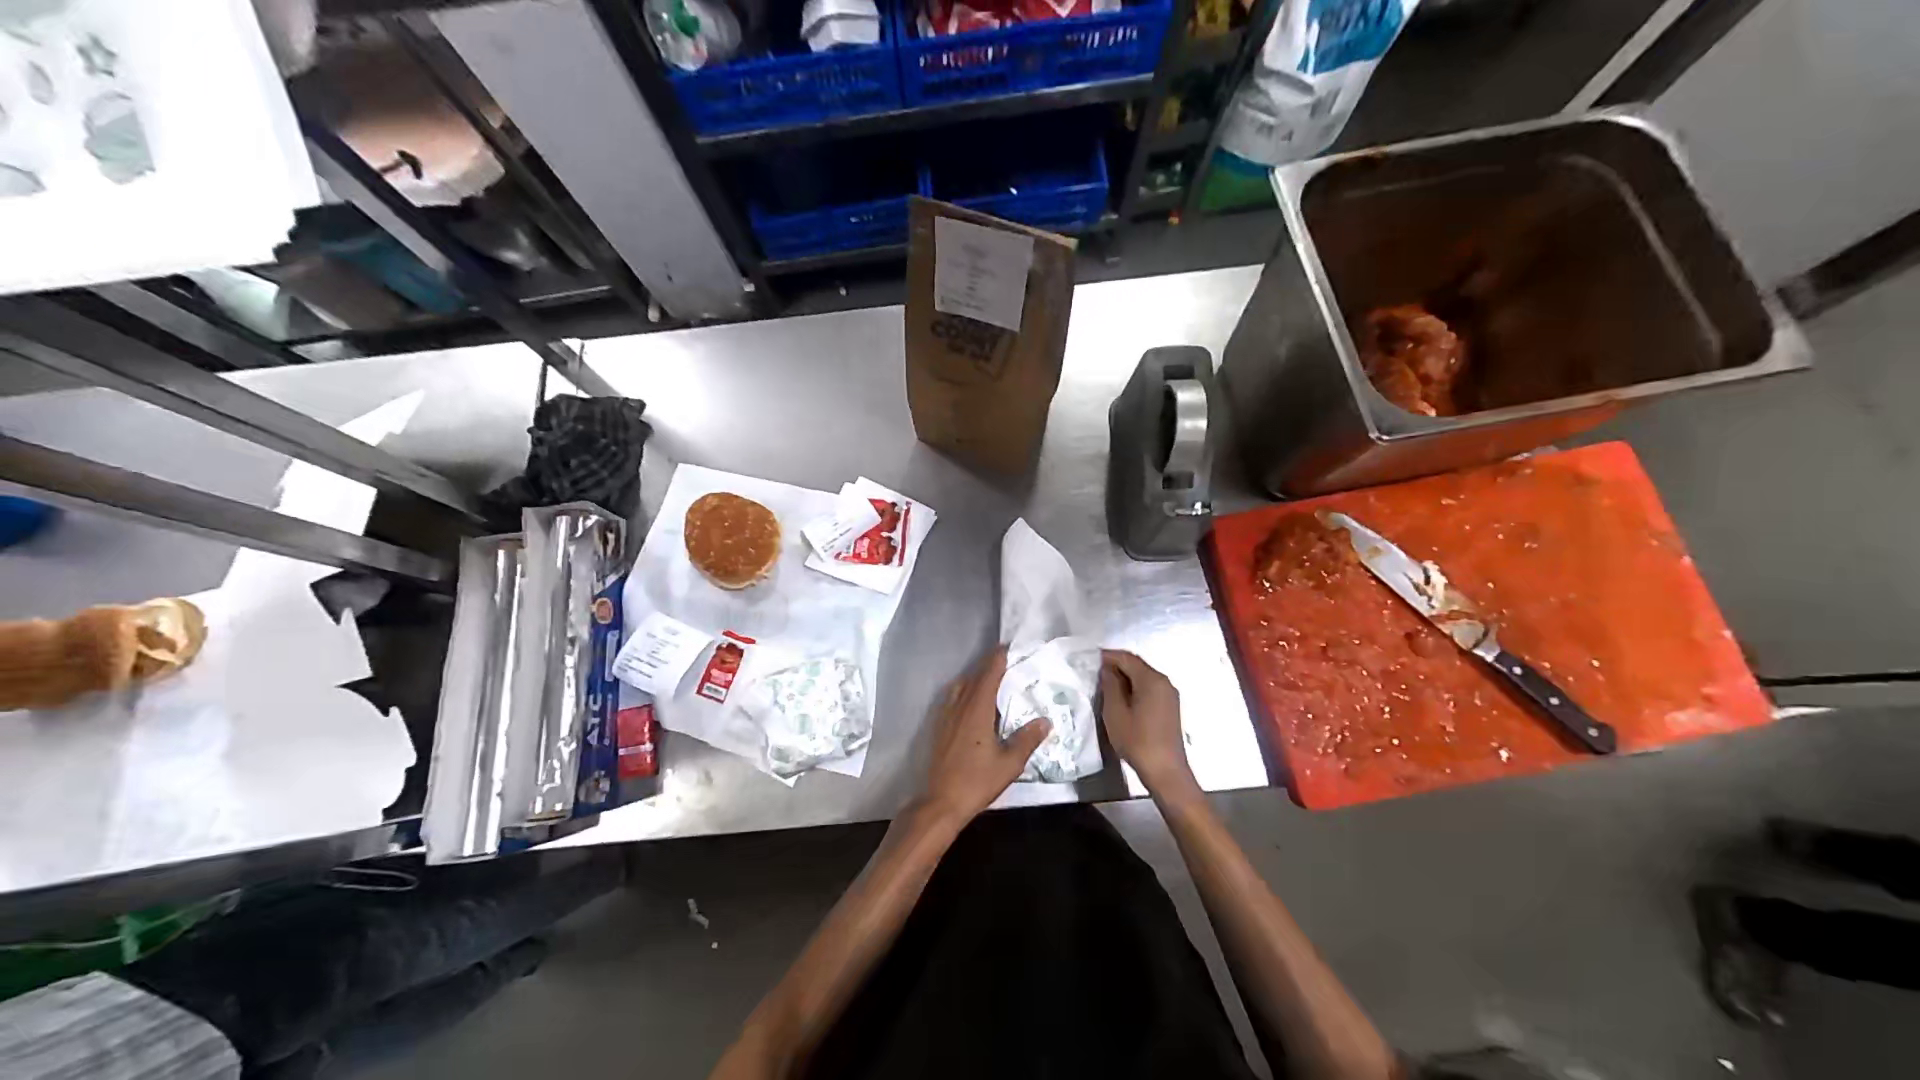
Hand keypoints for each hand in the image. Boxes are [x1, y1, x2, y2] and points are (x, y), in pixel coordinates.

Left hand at [920, 647, 1050, 822]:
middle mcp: (959, 705)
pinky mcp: (939, 726)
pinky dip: (965, 691)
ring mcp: (945, 715)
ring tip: (993, 679)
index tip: (1011, 647)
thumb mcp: (1009, 763)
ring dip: (976, 677)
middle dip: (990, 665)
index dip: (999, 657)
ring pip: (961, 685)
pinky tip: (973, 703)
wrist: (940, 802)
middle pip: (974, 676)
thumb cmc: (976, 781)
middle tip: (1009, 662)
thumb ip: (1027, 739)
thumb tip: (1045, 721)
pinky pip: (953, 698)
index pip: (989, 673)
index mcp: (976, 708)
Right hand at [1100, 650, 1197, 799]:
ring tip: (1105, 685)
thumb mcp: (1115, 712)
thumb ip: (1110, 685)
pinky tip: (1121, 698)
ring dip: (1125, 677)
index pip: (1127, 658)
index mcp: (1152, 680)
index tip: (1090, 659)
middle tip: (1095, 672)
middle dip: (1116, 665)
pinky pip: (1149, 688)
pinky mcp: (1169, 706)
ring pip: (1143, 676)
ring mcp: (1169, 694)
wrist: (1165, 771)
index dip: (1108, 656)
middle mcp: (1164, 682)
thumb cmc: (1137, 740)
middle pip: (1137, 665)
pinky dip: (1134, 687)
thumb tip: (1107, 669)